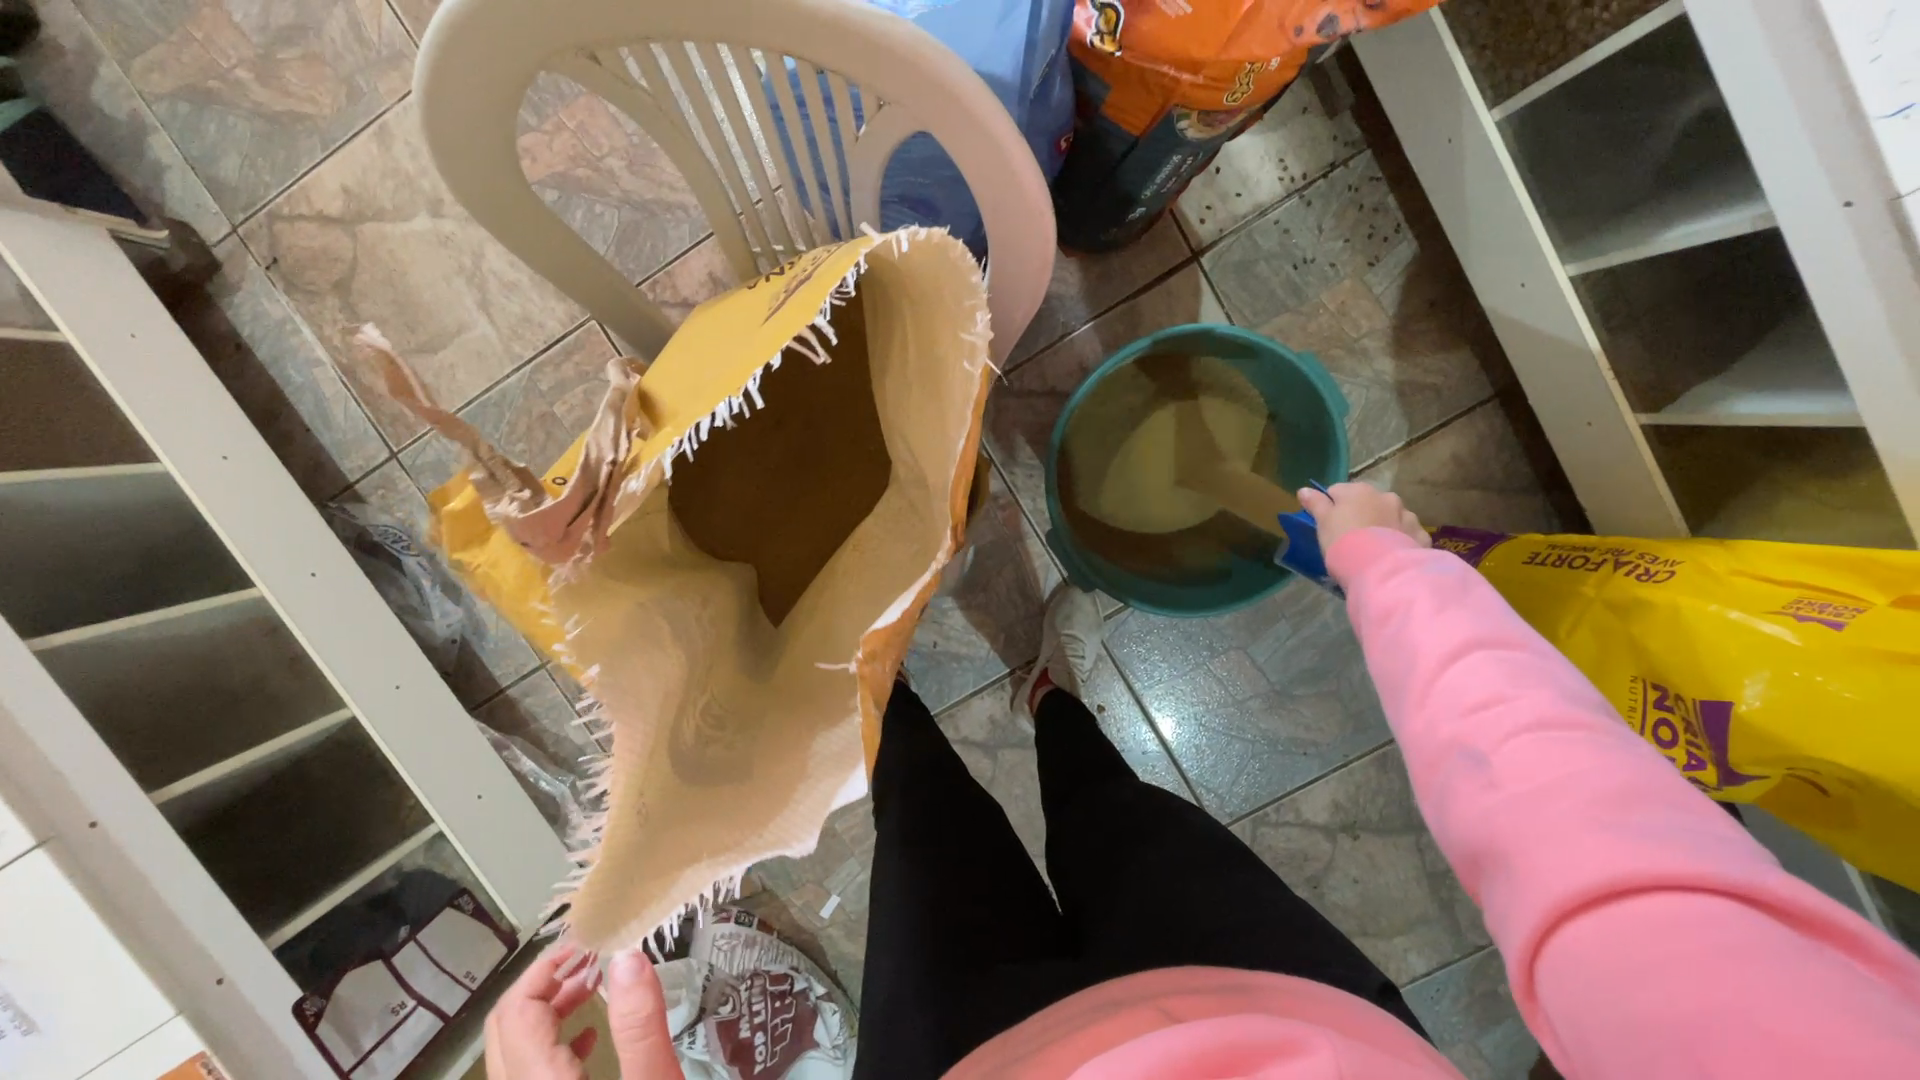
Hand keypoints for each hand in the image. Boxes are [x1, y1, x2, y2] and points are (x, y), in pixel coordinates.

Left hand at [485, 944, 682, 1078]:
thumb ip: (639, 1026)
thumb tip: (628, 957)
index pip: (516, 1012)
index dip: (545, 968)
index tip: (588, 944)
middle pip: (506, 1028)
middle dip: (545, 983)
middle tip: (590, 958)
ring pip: (515, 1049)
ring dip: (550, 1009)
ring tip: (594, 984)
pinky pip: (527, 1071)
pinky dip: (552, 1040)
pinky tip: (590, 1033)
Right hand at [1298, 481, 1429, 558]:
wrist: (1381, 569)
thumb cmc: (1344, 542)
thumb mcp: (1323, 523)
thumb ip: (1315, 504)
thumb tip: (1303, 489)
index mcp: (1358, 491)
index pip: (1337, 491)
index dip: (1330, 507)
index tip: (1327, 524)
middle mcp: (1385, 497)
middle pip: (1367, 502)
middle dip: (1361, 514)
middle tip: (1351, 538)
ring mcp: (1406, 515)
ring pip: (1391, 517)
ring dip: (1383, 526)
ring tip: (1374, 549)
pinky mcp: (1420, 535)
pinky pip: (1407, 534)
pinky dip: (1401, 541)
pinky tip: (1392, 556)